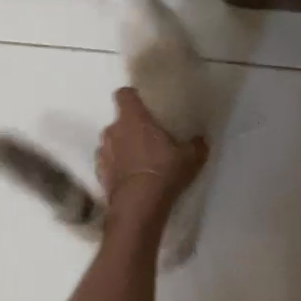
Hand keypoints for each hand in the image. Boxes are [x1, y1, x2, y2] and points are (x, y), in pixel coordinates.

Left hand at [96, 88, 206, 223]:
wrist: (138, 205)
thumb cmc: (164, 171)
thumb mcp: (191, 158)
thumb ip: (196, 145)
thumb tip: (200, 140)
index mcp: (134, 118)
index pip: (124, 94)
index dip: (132, 97)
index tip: (143, 104)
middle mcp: (113, 130)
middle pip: (120, 121)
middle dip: (131, 128)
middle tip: (150, 139)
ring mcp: (103, 152)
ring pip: (113, 142)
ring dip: (123, 148)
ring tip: (140, 162)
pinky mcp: (99, 173)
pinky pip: (109, 163)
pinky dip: (118, 167)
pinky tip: (132, 179)